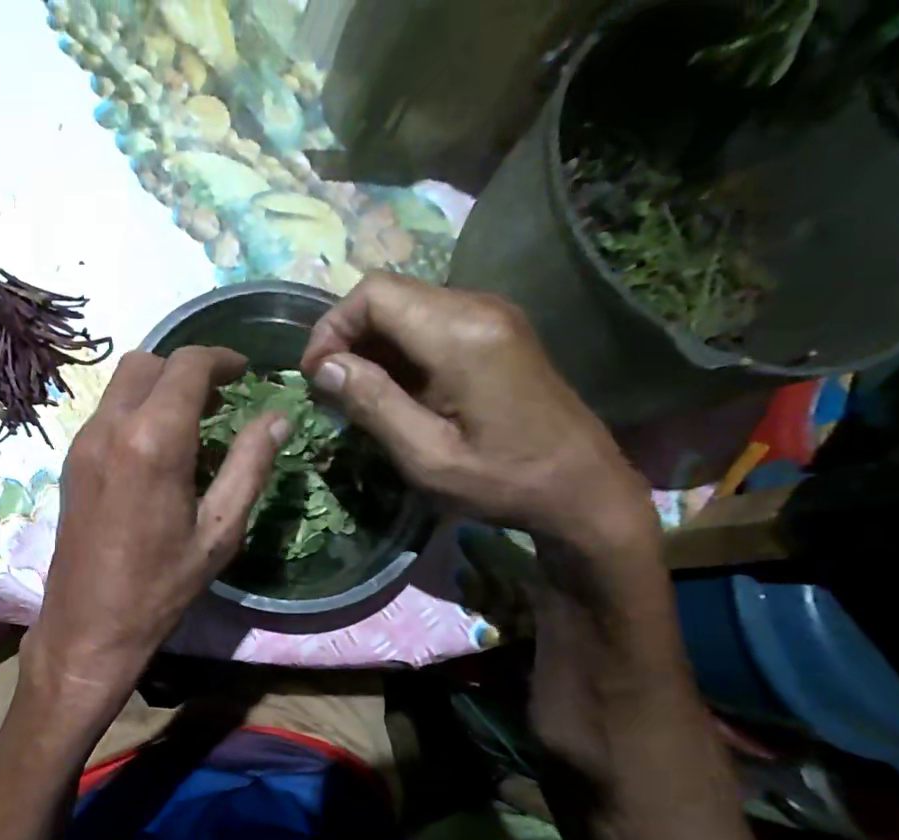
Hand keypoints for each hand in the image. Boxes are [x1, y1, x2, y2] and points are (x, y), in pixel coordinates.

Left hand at [29, 346, 286, 702]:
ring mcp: (82, 443)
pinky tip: (158, 446)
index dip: (220, 359)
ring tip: (192, 421)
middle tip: (220, 397)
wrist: (88, 625)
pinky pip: (105, 412)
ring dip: (158, 386)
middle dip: (186, 369)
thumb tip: (278, 417)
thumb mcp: (219, 531)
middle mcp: (109, 428)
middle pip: (146, 363)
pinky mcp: (70, 461)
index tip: (245, 372)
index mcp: (152, 440)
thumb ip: (250, 465)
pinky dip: (134, 408)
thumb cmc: (160, 586)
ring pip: (120, 384)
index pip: (186, 365)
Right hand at [300, 272, 652, 552]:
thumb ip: (372, 404)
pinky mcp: (496, 330)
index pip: (373, 294)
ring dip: (370, 345)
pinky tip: (394, 390)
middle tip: (330, 390)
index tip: (316, 376)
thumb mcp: (426, 456)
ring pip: (405, 305)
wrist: (582, 487)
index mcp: (461, 335)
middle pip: (387, 294)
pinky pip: (428, 321)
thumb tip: (323, 368)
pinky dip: (397, 349)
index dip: (331, 327)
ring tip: (357, 395)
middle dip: (346, 336)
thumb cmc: (504, 481)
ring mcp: (491, 315)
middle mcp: (478, 308)